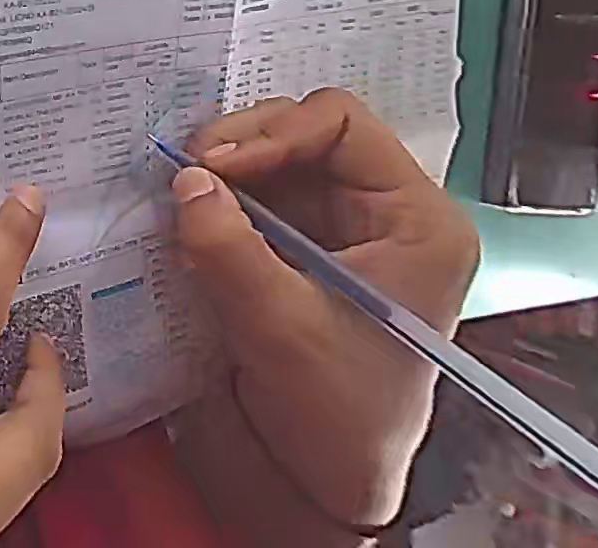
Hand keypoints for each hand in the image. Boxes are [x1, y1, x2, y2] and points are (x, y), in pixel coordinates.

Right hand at [169, 90, 478, 534]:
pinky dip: (212, 192)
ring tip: (185, 197)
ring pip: (265, 151)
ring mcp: (330, 216)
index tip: (215, 165)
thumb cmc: (330, 412)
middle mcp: (375, 205)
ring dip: (219, 166)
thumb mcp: (281, 329)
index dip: (275, 132)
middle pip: (298, 127)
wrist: (313, 473)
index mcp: (413, 219)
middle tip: (186, 171)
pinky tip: (191, 219)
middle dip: (238, 145)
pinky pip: (245, 185)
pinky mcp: (291, 233)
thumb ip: (230, 249)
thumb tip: (184, 178)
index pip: (342, 124)